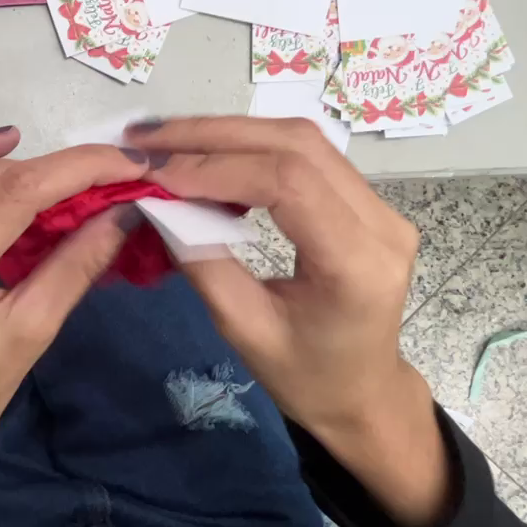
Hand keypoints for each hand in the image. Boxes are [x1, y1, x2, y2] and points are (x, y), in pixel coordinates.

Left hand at [0, 127, 149, 526]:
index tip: (128, 162)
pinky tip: (1, 143)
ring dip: (21, 173)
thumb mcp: (28, 337)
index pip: (18, 194)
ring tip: (73, 179)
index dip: (78, 168)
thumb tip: (122, 211)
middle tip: (111, 177)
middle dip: (59, 172)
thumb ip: (73, 267)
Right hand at [126, 116, 451, 526]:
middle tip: (145, 139)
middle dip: (212, 135)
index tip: (155, 174)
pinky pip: (303, 155)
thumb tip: (156, 205)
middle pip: (296, 144)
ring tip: (164, 140)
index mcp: (355, 264)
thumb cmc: (303, 375)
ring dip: (226, 133)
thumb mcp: (242, 328)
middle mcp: (381, 222)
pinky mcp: (362, 201)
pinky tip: (203, 155)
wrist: (361, 393)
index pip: (287, 183)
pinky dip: (245, 147)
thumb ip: (203, 261)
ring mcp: (379, 205)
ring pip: (300, 140)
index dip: (216, 169)